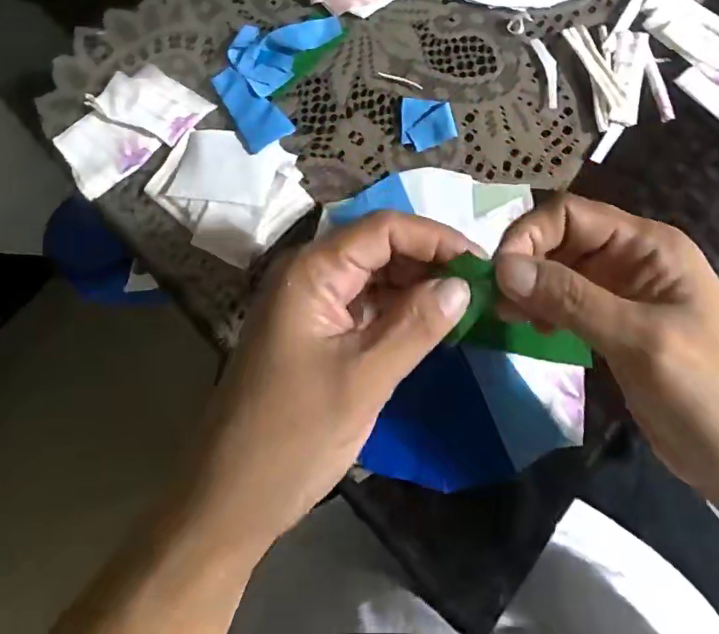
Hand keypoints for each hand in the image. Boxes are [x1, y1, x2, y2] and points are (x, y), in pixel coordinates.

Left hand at [172, 211, 477, 553]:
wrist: (233, 488)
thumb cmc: (295, 432)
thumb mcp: (364, 378)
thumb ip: (415, 326)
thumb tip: (463, 284)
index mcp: (311, 272)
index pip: (381, 229)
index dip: (435, 238)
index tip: (485, 265)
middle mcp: (307, 275)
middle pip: (376, 247)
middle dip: (429, 260)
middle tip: (484, 289)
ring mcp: (308, 303)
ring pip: (371, 276)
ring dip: (416, 285)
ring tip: (469, 306)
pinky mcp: (313, 331)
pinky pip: (362, 306)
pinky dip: (397, 311)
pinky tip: (432, 326)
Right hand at [492, 195, 718, 512]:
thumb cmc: (713, 398)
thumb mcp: (640, 341)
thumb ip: (570, 298)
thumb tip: (501, 266)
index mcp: (650, 246)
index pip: (569, 214)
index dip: (529, 235)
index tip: (500, 275)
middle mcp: (633, 259)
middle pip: (559, 238)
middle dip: (523, 262)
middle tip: (498, 301)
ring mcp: (624, 292)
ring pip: (556, 269)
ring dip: (527, 286)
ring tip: (509, 317)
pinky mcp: (615, 325)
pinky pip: (564, 300)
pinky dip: (540, 308)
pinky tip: (531, 328)